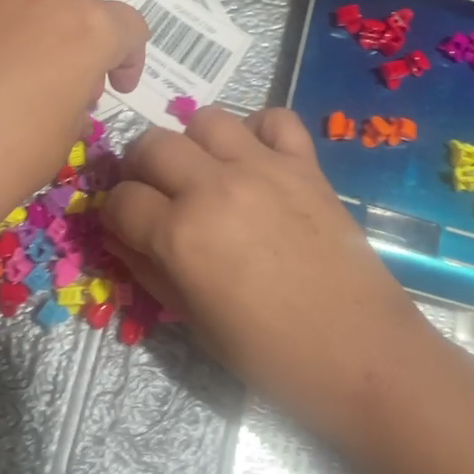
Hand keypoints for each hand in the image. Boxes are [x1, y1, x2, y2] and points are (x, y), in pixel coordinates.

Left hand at [0, 0, 146, 270]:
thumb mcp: (59, 144)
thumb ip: (74, 102)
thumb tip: (61, 89)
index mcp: (84, 29)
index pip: (128, 25)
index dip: (128, 58)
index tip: (114, 89)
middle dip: (81, 33)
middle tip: (64, 81)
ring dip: (31, 28)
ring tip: (7, 77)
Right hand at [103, 107, 431, 431]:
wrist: (359, 351)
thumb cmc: (270, 354)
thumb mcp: (194, 323)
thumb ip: (150, 272)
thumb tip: (120, 238)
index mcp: (180, 235)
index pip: (119, 200)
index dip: (114, 215)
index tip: (126, 228)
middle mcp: (215, 188)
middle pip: (152, 145)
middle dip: (140, 170)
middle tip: (156, 196)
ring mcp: (264, 168)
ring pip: (206, 119)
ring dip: (193, 143)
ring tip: (204, 174)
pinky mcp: (306, 164)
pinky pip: (274, 119)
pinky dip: (258, 130)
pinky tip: (256, 160)